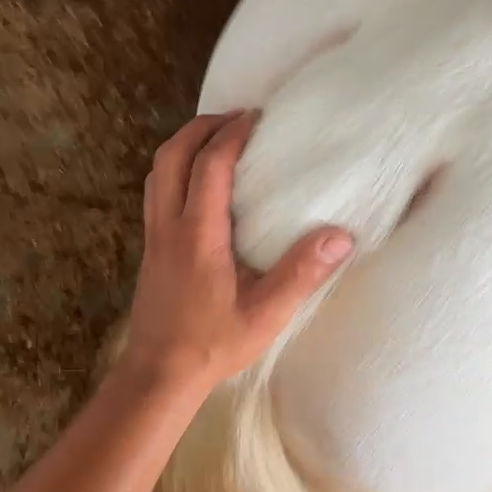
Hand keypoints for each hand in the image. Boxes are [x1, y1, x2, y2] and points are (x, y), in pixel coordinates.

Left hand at [122, 111, 352, 390]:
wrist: (158, 373)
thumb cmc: (212, 345)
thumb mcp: (265, 315)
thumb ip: (301, 274)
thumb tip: (341, 236)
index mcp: (197, 234)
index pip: (209, 165)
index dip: (232, 134)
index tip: (256, 118)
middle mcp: (169, 226)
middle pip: (172, 155)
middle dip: (201, 127)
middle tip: (235, 119)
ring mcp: (154, 237)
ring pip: (157, 172)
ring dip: (183, 146)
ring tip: (215, 141)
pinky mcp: (150, 250)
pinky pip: (155, 193)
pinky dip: (174, 171)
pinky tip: (198, 186)